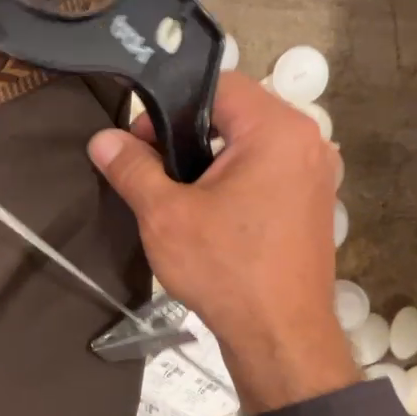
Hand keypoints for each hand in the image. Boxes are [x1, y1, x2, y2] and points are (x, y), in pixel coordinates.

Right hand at [89, 73, 358, 414]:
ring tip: (174, 202)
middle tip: (149, 176)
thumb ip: (133, 171)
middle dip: (186, 138)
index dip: (169, 107)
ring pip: (249, 149)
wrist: (278, 330)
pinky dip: (231, 185)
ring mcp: (315, 174)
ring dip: (207, 165)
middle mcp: (307, 141)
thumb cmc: (223, 267)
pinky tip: (207, 221)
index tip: (138, 146)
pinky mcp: (310, 204)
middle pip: (235, 116)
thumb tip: (101, 139)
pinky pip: (264, 176)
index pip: (220, 85)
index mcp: (277, 129)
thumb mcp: (165, 216)